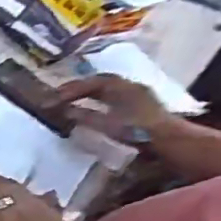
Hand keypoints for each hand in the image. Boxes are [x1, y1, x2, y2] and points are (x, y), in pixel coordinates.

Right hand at [57, 73, 172, 139]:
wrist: (169, 139)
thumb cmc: (136, 130)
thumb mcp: (106, 124)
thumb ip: (84, 115)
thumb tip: (64, 110)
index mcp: (123, 88)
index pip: (92, 83)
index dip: (70, 89)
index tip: (52, 99)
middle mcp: (131, 86)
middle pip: (100, 81)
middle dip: (77, 87)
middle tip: (56, 95)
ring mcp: (137, 93)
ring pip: (107, 87)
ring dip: (86, 91)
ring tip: (68, 98)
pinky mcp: (139, 102)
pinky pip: (112, 93)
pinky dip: (96, 96)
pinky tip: (88, 103)